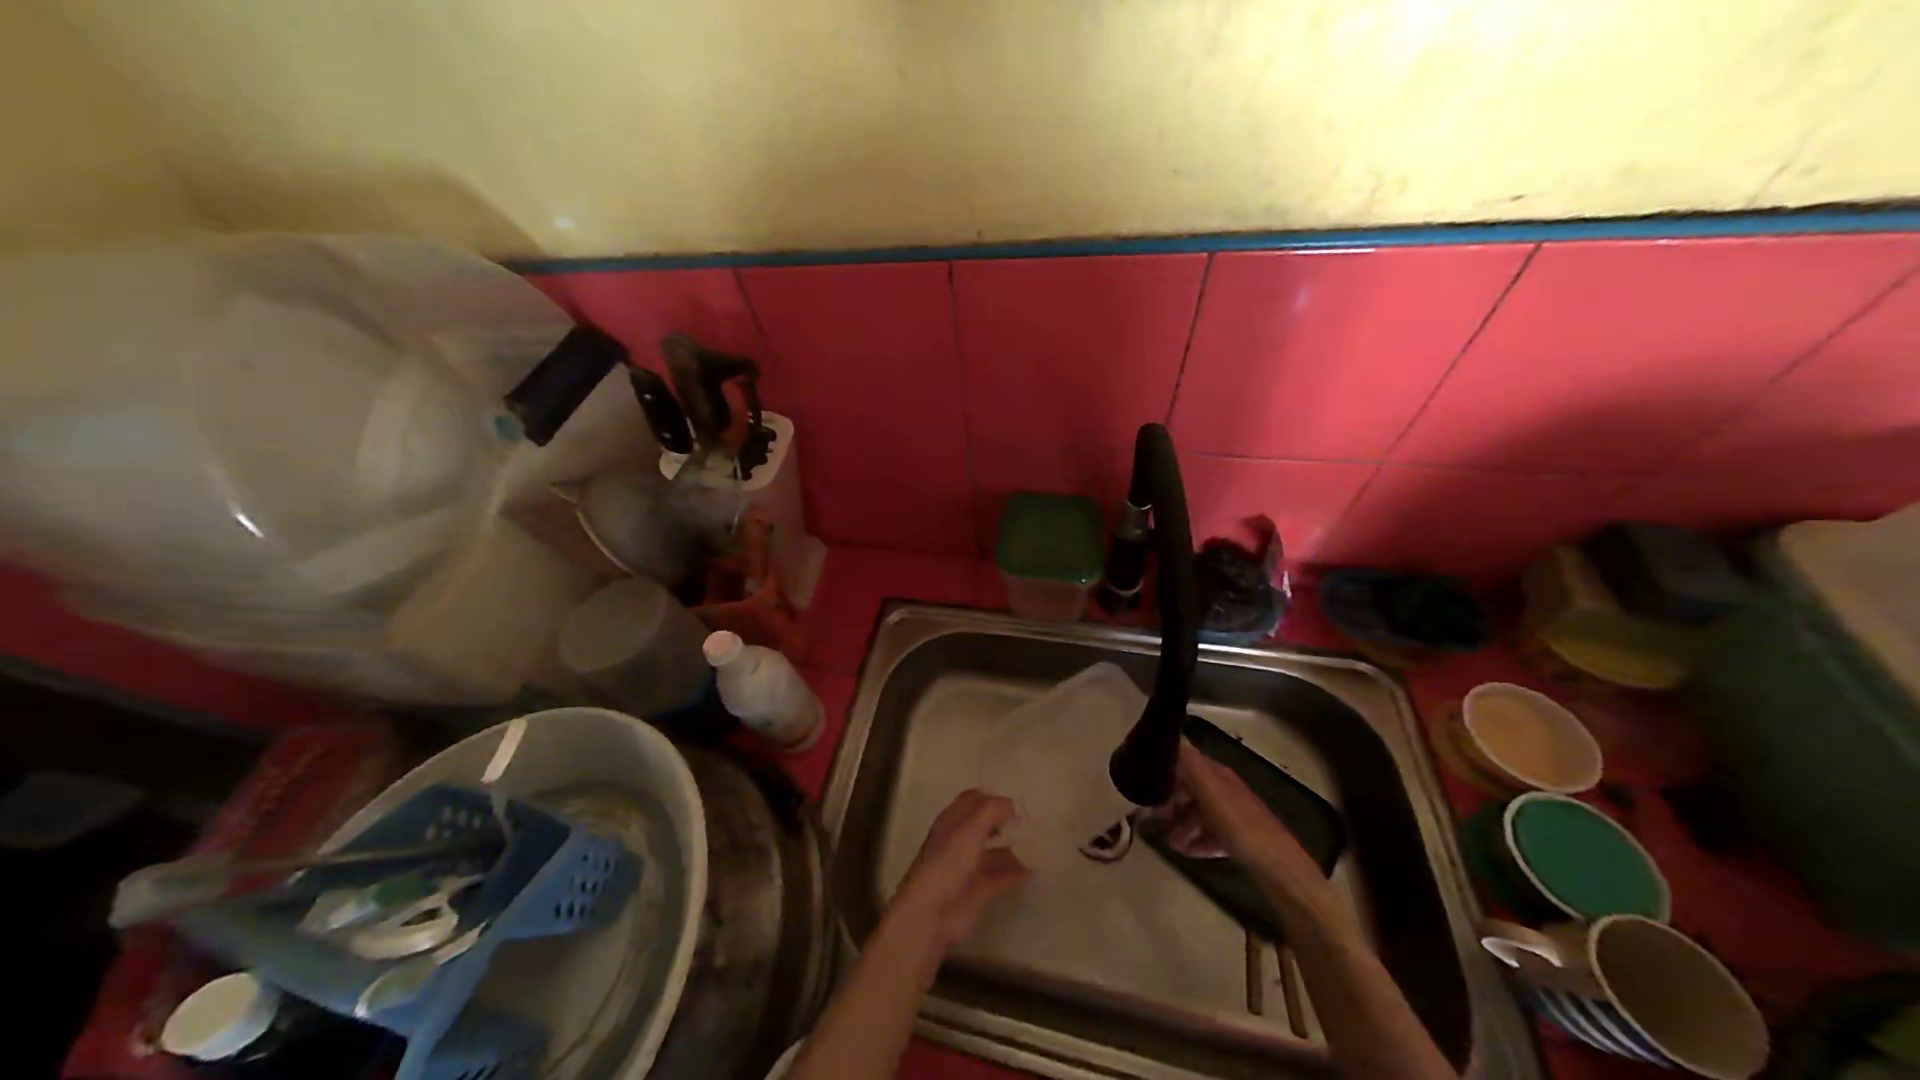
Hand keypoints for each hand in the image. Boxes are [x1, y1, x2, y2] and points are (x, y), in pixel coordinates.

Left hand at [889, 790, 1030, 949]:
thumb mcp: (969, 829)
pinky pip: (1003, 877)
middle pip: (986, 826)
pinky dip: (1018, 873)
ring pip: (996, 852)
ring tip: (1039, 845)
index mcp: (952, 822)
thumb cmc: (948, 863)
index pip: (972, 800)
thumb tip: (1011, 804)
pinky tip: (1035, 869)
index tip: (1014, 801)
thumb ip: (991, 811)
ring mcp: (970, 867)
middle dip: (1006, 822)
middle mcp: (960, 841)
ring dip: (1014, 848)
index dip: (991, 798)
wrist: (932, 913)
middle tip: (1030, 822)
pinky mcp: (980, 891)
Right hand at [1159, 740, 1332, 909]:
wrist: (1276, 866)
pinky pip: (1211, 835)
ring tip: (1171, 842)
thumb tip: (1172, 738)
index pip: (1186, 763)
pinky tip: (1187, 852)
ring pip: (1199, 814)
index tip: (1147, 788)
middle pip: (1191, 791)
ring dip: (1181, 825)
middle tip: (1153, 818)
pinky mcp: (1238, 839)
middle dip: (1171, 803)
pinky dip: (1197, 841)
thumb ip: (1190, 765)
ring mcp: (1233, 816)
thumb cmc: (1238, 825)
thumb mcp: (1210, 791)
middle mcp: (1225, 791)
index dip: (1166, 773)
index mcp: (1218, 775)